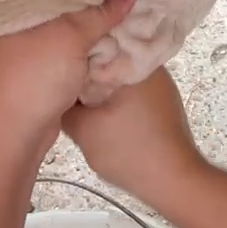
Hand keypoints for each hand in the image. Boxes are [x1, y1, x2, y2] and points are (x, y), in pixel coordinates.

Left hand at [0, 0, 137, 143]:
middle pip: (56, 4)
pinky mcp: (35, 69)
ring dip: (87, 24)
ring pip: (62, 28)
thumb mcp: (71, 38)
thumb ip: (101, 13)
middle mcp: (12, 25)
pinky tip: (106, 34)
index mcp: (9, 8)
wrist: (15, 133)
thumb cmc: (34, 77)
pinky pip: (63, 49)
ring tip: (119, 3)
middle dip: (87, 0)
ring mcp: (22, 49)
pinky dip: (81, 44)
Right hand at [62, 68, 207, 203]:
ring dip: (99, 88)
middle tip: (61, 87)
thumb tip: (55, 94)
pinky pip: (130, 90)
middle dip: (84, 74)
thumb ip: (64, 107)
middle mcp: (151, 67)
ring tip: (78, 101)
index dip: (70, 56)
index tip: (53, 69)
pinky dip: (115, 98)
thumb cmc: (129, 151)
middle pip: (107, 61)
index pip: (94, 46)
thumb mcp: (83, 130)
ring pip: (118, 77)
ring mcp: (160, 85)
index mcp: (134, 63)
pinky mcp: (161, 103)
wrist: (173, 181)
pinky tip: (101, 113)